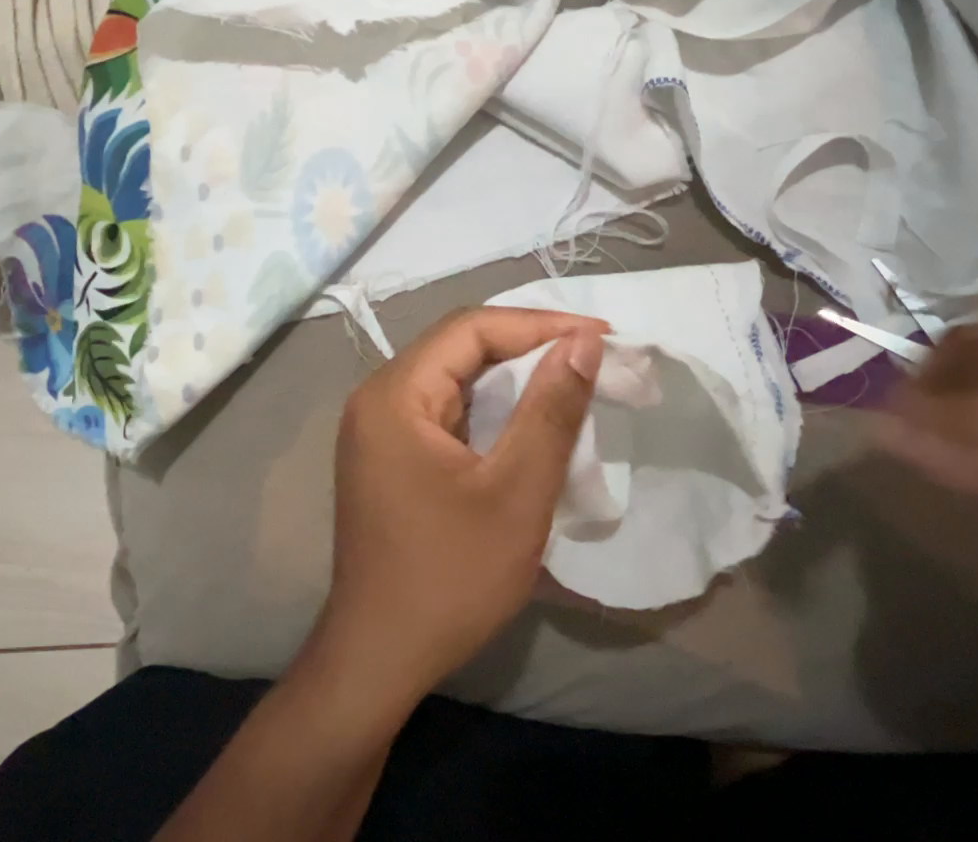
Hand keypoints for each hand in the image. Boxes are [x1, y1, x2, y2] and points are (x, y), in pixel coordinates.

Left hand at [320, 306, 606, 701]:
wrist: (381, 653)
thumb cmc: (450, 576)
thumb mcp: (516, 492)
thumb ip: (550, 410)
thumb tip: (583, 342)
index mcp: (394, 395)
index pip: (470, 329)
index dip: (540, 324)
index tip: (602, 336)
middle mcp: (376, 400)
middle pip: (456, 348)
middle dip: (527, 345)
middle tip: (593, 355)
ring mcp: (375, 431)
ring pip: (450, 380)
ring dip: (509, 377)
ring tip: (571, 380)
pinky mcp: (386, 458)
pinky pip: (441, 413)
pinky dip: (487, 410)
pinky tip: (526, 421)